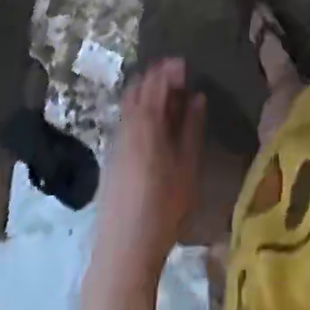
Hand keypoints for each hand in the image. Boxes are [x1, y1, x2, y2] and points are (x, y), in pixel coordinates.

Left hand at [92, 59, 205, 278]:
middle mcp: (126, 124)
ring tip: (168, 94)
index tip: (183, 62)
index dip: (168, 69)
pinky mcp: (112, 153)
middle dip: (155, 75)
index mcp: (145, 123)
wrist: (124, 248)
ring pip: (129, 102)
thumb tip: (197, 96)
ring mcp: (115, 138)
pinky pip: (125, 117)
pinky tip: (154, 120)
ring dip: (146, 91)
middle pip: (137, 88)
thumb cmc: (163, 209)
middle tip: (177, 74)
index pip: (155, 83)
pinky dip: (139, 107)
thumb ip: (191, 128)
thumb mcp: (186, 168)